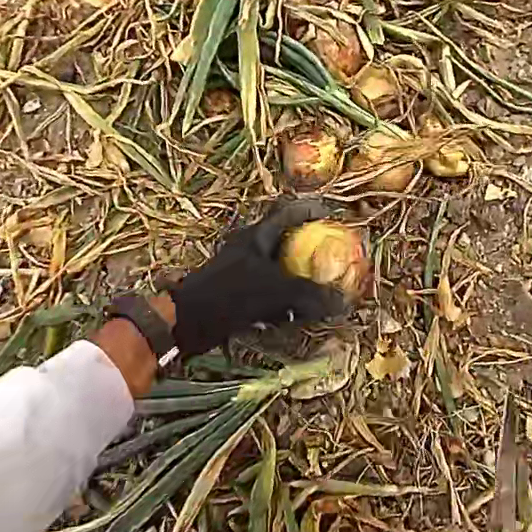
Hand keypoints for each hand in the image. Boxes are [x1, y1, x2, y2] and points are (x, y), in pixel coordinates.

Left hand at [167, 199, 349, 356]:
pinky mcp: (237, 292)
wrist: (189, 320)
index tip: (333, 216)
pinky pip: (268, 289)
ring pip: (276, 265)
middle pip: (284, 238)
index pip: (288, 212)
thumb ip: (311, 294)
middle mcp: (249, 248)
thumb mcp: (277, 290)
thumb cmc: (231, 294)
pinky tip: (297, 310)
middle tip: (331, 251)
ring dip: (297, 272)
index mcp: (257, 236)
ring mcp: (241, 270)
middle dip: (308, 244)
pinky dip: (284, 296)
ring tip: (319, 281)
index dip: (311, 211)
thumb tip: (342, 303)